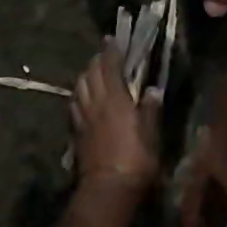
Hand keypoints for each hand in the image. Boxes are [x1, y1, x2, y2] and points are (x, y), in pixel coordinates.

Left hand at [71, 41, 160, 191]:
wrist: (108, 187)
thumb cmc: (136, 160)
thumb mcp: (151, 135)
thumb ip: (149, 110)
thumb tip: (151, 89)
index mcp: (115, 98)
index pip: (110, 66)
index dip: (111, 51)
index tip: (112, 39)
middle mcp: (96, 100)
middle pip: (91, 72)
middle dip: (97, 59)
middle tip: (104, 54)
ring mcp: (83, 114)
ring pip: (80, 84)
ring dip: (86, 73)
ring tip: (93, 71)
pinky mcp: (76, 128)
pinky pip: (75, 101)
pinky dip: (79, 91)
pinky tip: (82, 95)